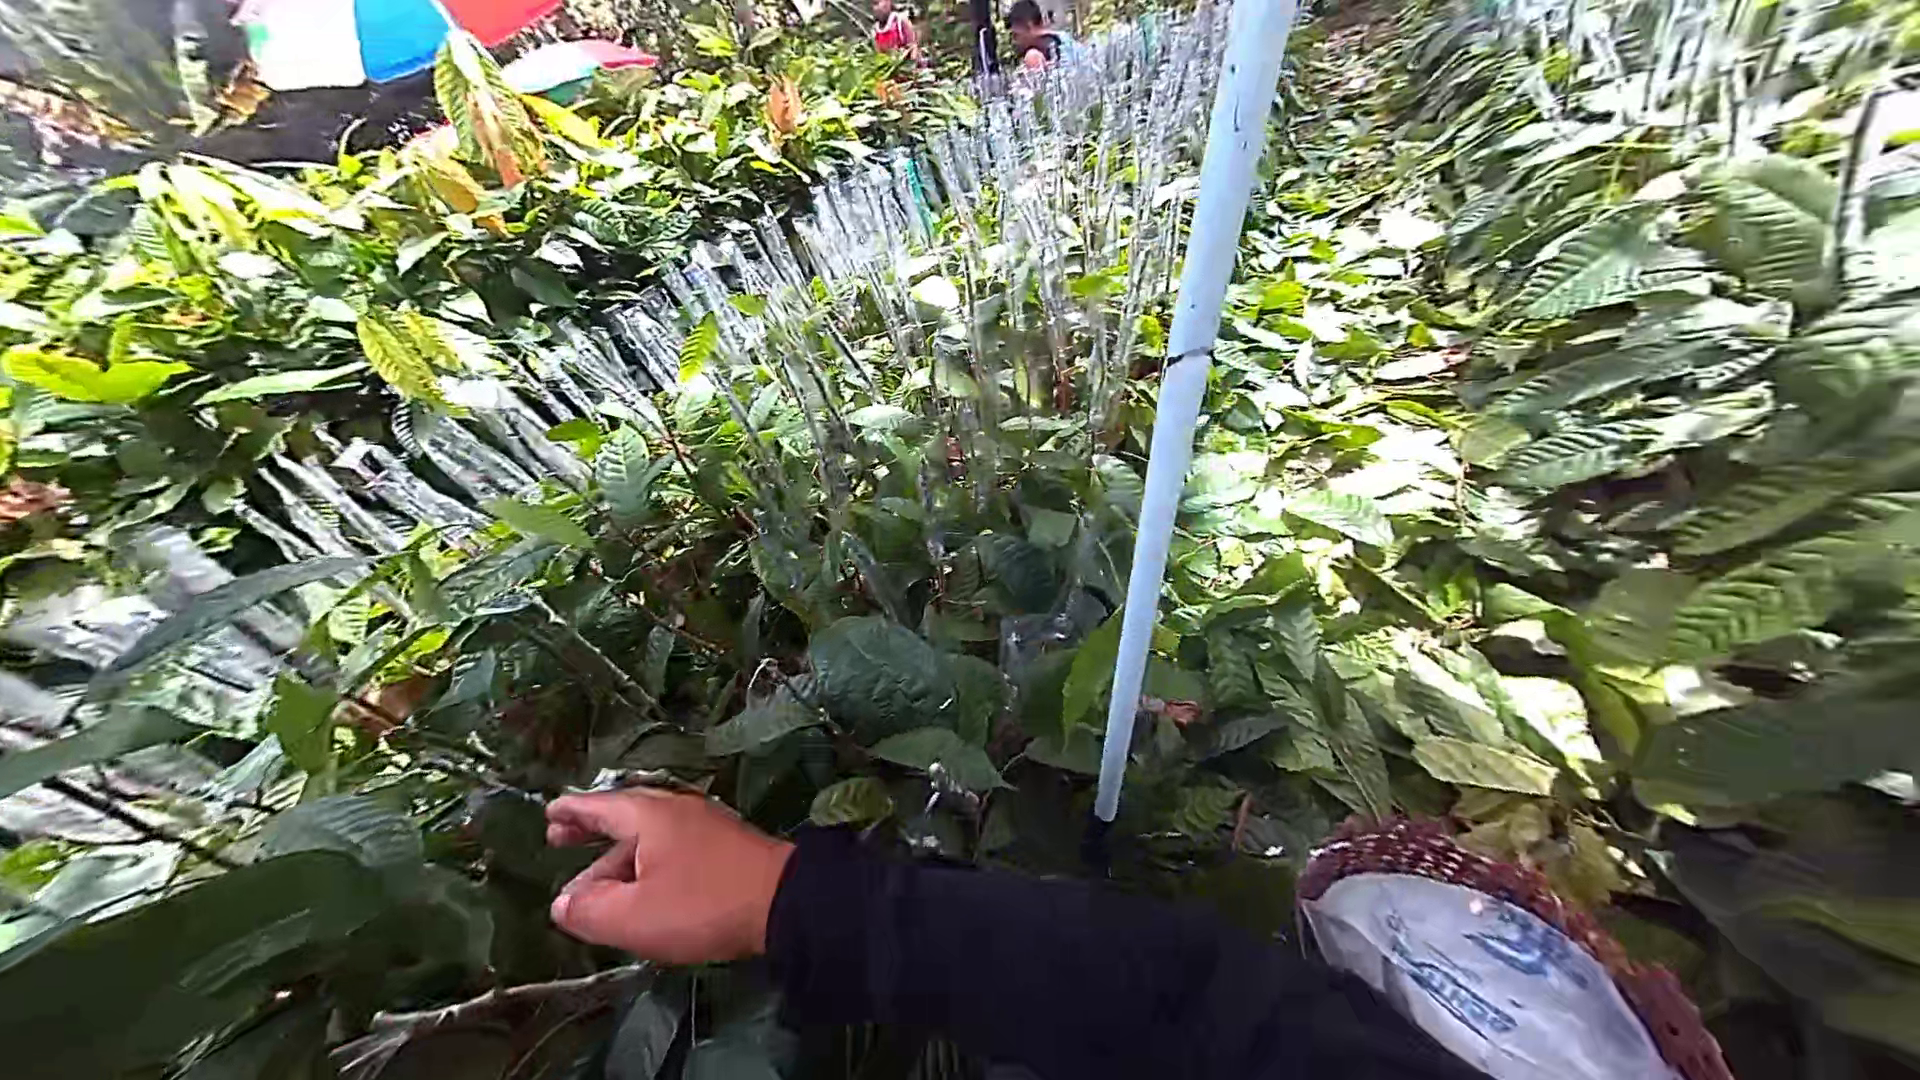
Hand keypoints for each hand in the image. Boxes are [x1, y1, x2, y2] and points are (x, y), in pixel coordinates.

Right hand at [545, 788, 795, 963]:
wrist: (779, 899)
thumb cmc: (701, 904)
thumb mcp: (634, 916)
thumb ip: (591, 909)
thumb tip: (564, 901)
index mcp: (654, 816)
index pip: (604, 805)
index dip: (574, 810)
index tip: (550, 811)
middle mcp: (679, 810)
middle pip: (627, 813)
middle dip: (592, 827)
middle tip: (559, 839)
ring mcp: (704, 824)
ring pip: (649, 834)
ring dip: (617, 852)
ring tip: (588, 884)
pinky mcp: (721, 844)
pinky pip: (670, 845)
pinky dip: (644, 859)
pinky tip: (637, 886)